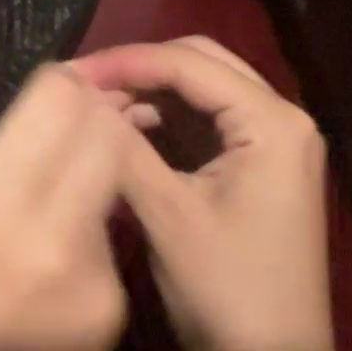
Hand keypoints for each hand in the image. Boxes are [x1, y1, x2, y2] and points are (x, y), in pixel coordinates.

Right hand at [71, 37, 332, 350]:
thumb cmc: (226, 290)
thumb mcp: (167, 213)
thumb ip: (122, 146)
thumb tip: (78, 97)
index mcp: (272, 122)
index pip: (188, 64)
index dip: (126, 61)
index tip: (70, 71)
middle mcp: (281, 117)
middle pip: (199, 62)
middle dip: (139, 68)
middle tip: (84, 82)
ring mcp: (274, 141)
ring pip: (201, 87)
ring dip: (149, 90)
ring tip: (97, 105)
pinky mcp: (260, 163)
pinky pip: (206, 118)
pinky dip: (165, 117)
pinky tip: (126, 128)